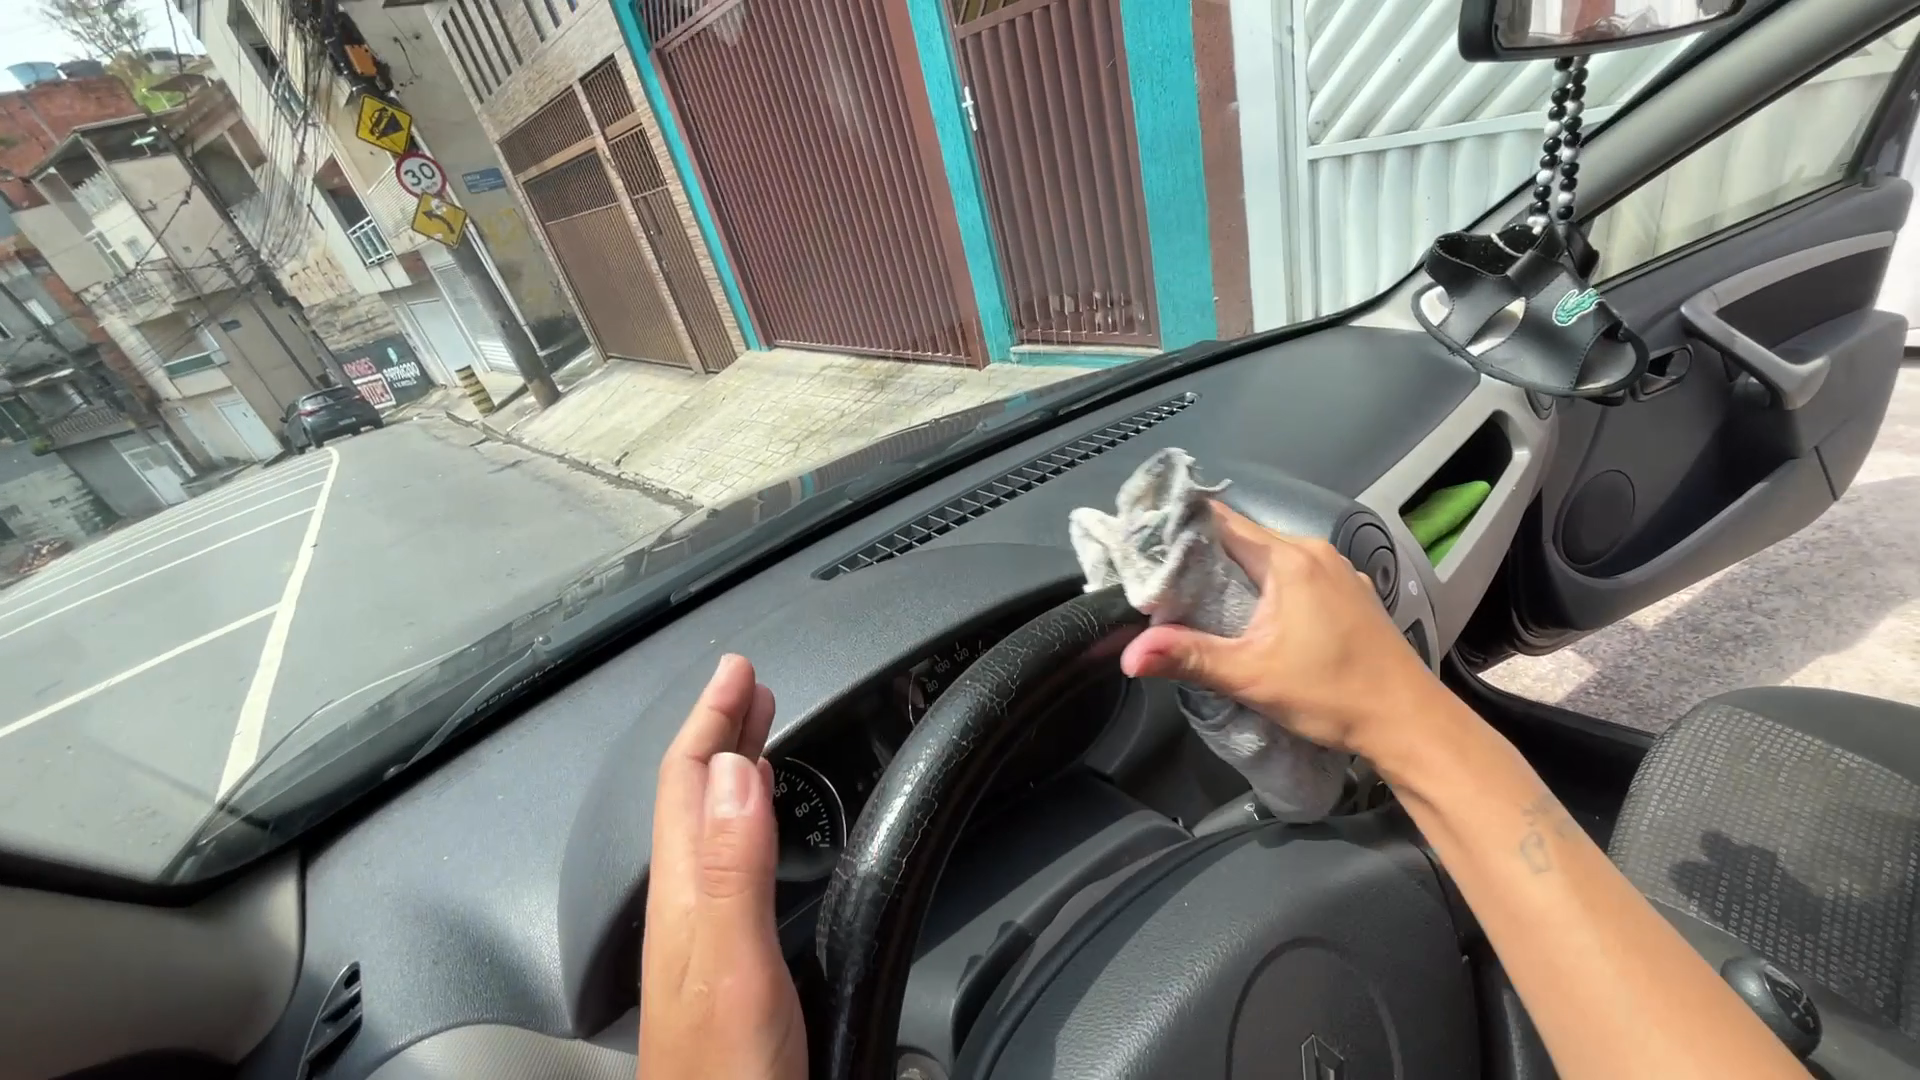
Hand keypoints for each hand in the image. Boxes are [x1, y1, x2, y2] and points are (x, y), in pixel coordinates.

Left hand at [639, 655, 805, 1079]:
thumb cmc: (730, 1069)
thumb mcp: (736, 966)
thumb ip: (733, 868)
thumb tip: (736, 771)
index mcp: (686, 891)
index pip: (690, 780)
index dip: (712, 717)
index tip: (738, 669)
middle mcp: (687, 896)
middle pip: (697, 788)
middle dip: (721, 725)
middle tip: (747, 681)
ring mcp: (703, 919)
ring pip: (712, 813)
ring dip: (732, 757)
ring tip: (753, 724)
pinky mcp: (726, 939)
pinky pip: (729, 845)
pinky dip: (745, 803)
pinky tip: (757, 805)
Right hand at [1119, 501, 1445, 762]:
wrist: (1412, 724)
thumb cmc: (1332, 694)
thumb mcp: (1251, 676)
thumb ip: (1187, 657)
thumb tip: (1127, 655)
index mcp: (1289, 559)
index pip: (1220, 521)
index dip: (1178, 529)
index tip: (1144, 543)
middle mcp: (1314, 553)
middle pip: (1241, 537)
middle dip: (1198, 554)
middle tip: (1158, 576)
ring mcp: (1337, 572)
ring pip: (1268, 556)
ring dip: (1231, 571)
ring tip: (1192, 594)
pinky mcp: (1348, 594)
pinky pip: (1292, 574)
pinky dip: (1263, 584)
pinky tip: (1248, 612)